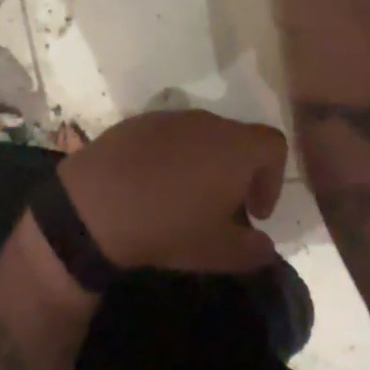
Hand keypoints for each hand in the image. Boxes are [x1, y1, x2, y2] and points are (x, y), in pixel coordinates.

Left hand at [57, 110, 286, 272]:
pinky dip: (172, 157)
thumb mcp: (218, 252)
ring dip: (204, 164)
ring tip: (187, 201)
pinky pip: (168, 136)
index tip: (255, 213)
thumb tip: (265, 246)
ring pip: (202, 136)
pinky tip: (153, 188)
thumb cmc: (168, 226)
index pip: (274, 145)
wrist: (95, 204)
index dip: (273, 179)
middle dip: (238, 173)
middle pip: (237, 139)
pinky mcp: (137, 122)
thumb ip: (253, 250)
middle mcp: (206, 122)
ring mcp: (169, 117)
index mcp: (235, 147)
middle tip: (224, 210)